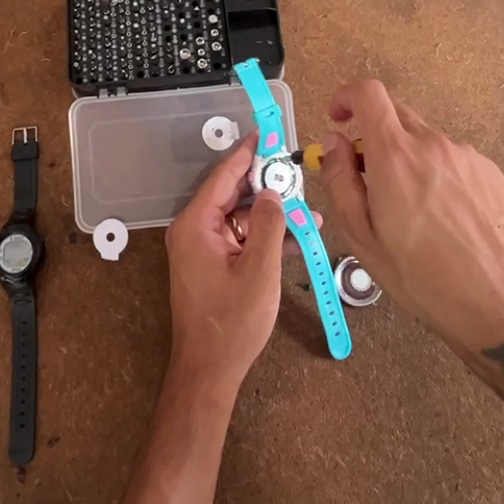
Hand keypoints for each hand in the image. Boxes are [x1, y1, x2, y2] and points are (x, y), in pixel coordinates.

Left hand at [163, 133, 286, 386]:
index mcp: (196, 224)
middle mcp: (194, 229)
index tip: (268, 132)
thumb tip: (274, 193)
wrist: (209, 371)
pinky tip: (298, 238)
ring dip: (272, 214)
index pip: (223, 175)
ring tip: (309, 210)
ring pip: (240, 216)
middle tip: (296, 170)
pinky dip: (265, 236)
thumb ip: (269, 225)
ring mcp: (202, 247)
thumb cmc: (231, 323)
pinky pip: (240, 237)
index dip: (248, 152)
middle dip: (266, 183)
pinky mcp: (213, 263)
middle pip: (232, 193)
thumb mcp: (259, 270)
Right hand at [317, 79, 503, 352]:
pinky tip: (443, 217)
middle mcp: (432, 143)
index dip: (346, 97)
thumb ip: (340, 180)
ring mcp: (465, 155)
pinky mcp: (489, 170)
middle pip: (394, 113)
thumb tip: (333, 142)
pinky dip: (435, 173)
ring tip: (412, 211)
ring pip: (423, 139)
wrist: (500, 305)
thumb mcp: (363, 237)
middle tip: (368, 178)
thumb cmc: (423, 278)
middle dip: (373, 135)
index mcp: (396, 156)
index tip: (337, 120)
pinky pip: (450, 158)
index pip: (368, 93)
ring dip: (406, 158)